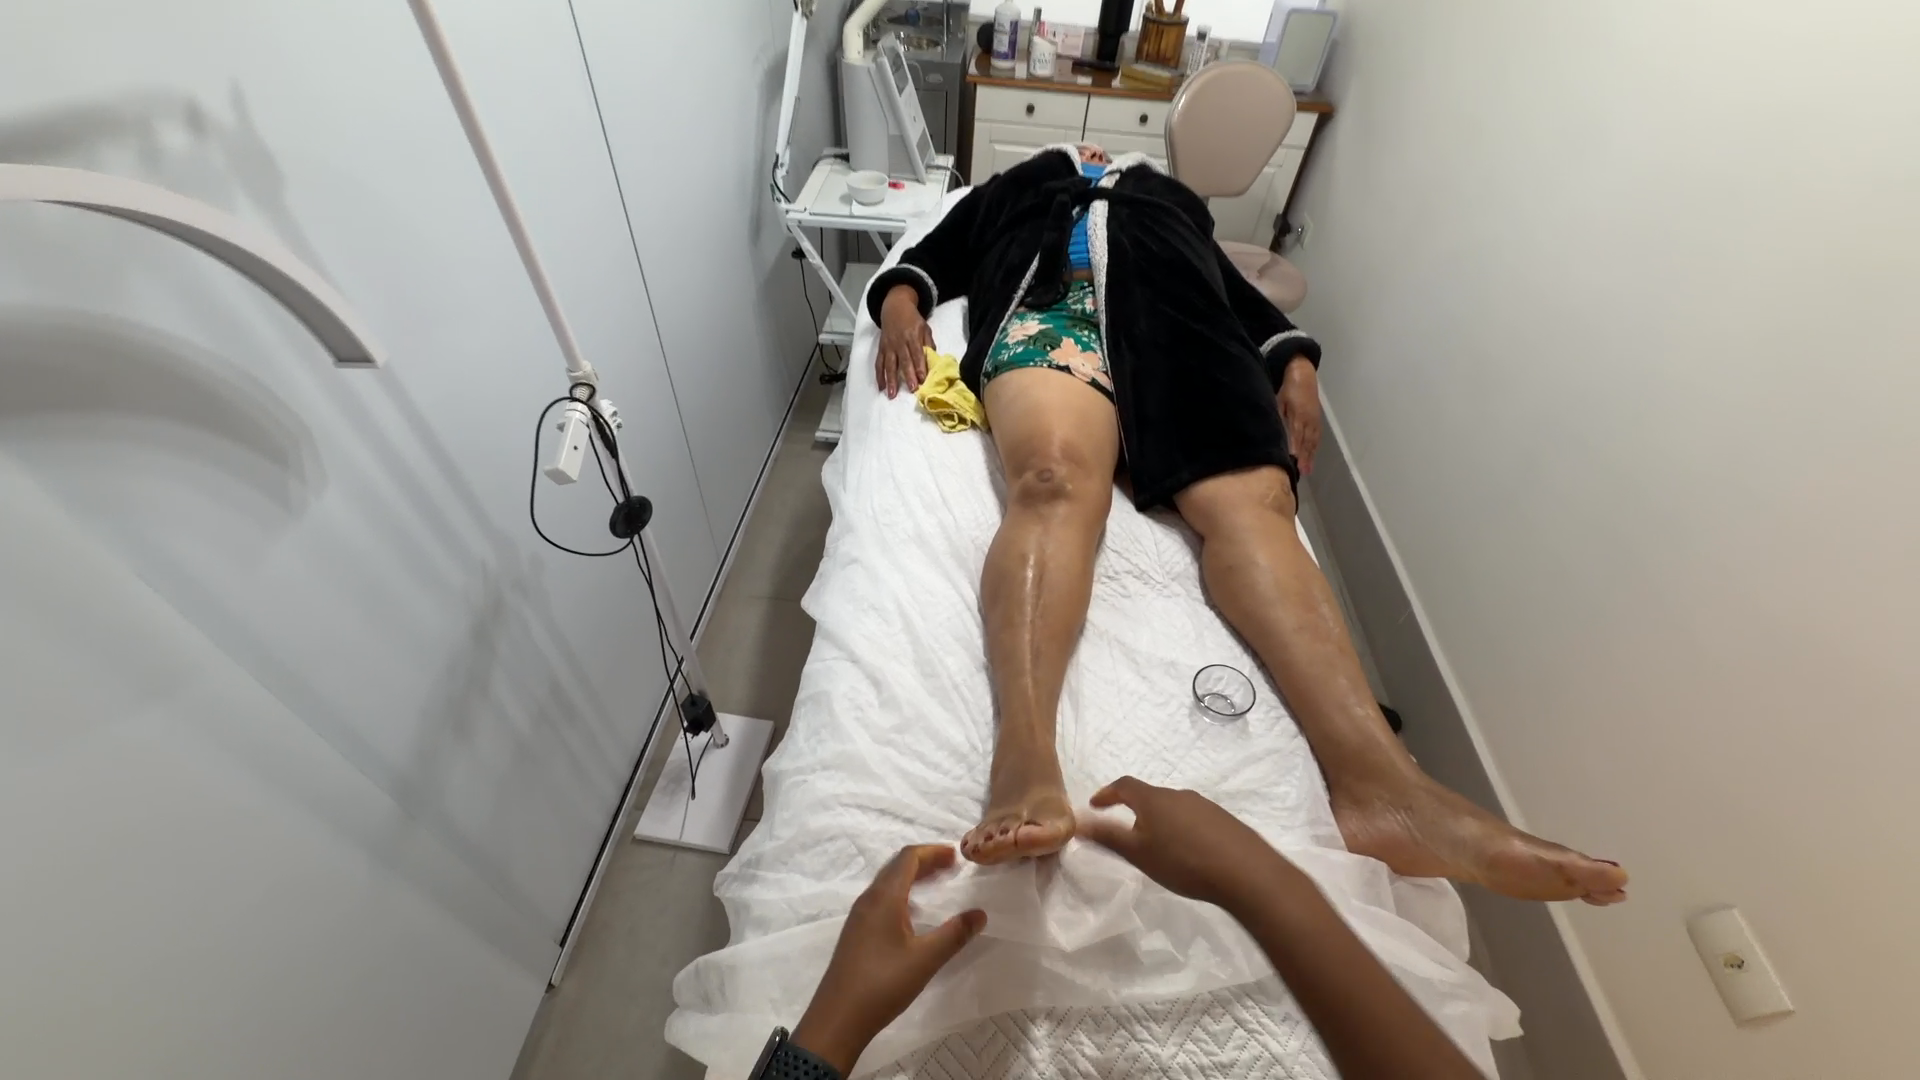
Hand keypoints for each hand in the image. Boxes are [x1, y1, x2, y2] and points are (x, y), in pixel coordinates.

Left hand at [791, 845, 985, 1073]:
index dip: (933, 852)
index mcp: (884, 897)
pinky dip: (901, 893)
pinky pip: (881, 898)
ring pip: (887, 883)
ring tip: (936, 885)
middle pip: (897, 866)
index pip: (908, 858)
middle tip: (950, 867)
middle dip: (924, 861)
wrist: (837, 1020)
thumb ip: (954, 934)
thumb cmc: (883, 984)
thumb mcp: (925, 960)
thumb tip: (980, 913)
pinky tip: (912, 914)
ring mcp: (859, 916)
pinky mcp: (855, 932)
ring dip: (912, 877)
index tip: (956, 856)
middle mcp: (869, 899)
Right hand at [877, 287, 933, 399]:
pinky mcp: (881, 349)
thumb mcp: (925, 328)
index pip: (917, 353)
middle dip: (908, 375)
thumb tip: (933, 361)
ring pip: (889, 365)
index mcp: (912, 336)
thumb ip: (929, 344)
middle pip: (904, 361)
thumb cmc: (913, 320)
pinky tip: (881, 387)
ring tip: (892, 394)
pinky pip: (879, 363)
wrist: (895, 307)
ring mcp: (889, 346)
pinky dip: (879, 376)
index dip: (920, 367)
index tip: (922, 379)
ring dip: (891, 380)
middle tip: (911, 389)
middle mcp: (899, 342)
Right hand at [1079, 776, 1294, 911]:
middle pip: (1149, 796)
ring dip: (1160, 821)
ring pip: (1173, 808)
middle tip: (1126, 831)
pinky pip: (1194, 819)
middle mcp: (1178, 795)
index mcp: (1153, 799)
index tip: (1095, 805)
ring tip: (1158, 845)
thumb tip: (1077, 821)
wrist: (1246, 873)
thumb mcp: (1138, 853)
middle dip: (1135, 810)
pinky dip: (1183, 830)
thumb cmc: (1183, 861)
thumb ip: (1107, 836)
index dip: (1107, 794)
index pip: (1124, 786)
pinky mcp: (1225, 821)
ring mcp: (1204, 806)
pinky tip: (1189, 852)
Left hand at [1277, 358, 1321, 477]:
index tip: (1293, 463)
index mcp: (1298, 415)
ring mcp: (1314, 419)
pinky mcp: (1316, 418)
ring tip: (1307, 469)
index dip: (1295, 451)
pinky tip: (1311, 455)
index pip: (1297, 437)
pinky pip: (1316, 436)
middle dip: (1304, 458)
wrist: (1302, 373)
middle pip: (1307, 442)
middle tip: (1301, 472)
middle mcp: (1309, 420)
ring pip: (1313, 441)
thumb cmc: (1286, 388)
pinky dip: (1314, 447)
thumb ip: (1277, 416)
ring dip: (1310, 455)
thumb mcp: (1278, 401)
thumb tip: (1272, 432)